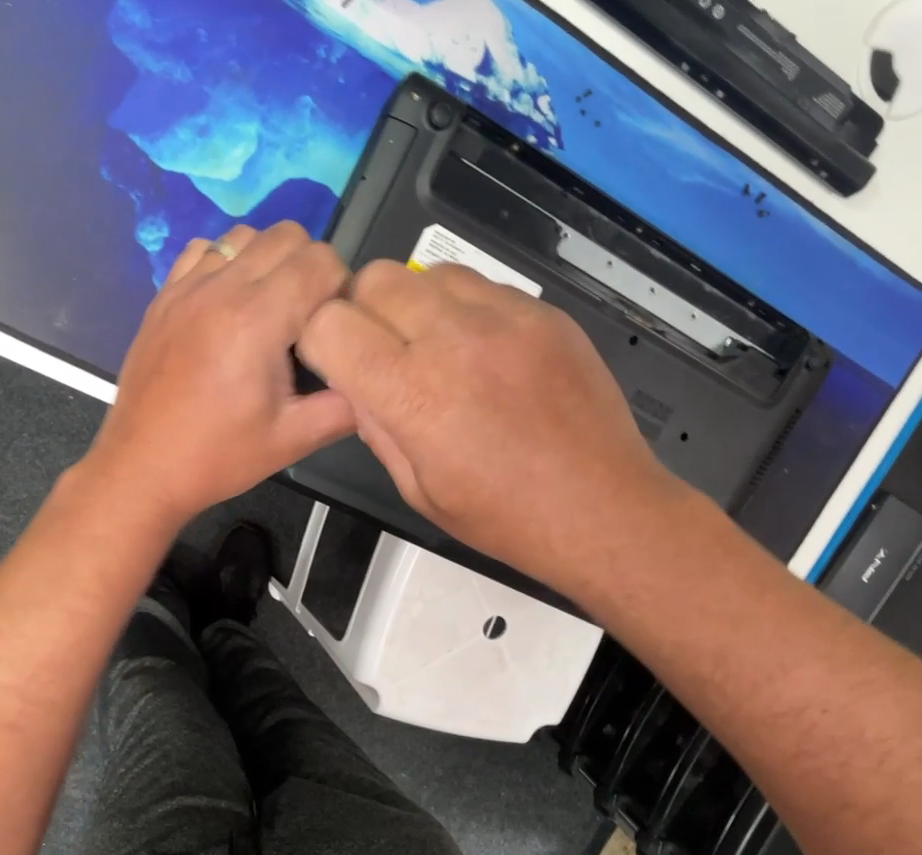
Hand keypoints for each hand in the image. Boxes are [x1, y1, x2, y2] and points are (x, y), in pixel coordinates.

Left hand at [80, 222, 354, 524]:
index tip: (334, 325)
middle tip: (308, 317)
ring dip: (269, 260)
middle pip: (287, 235)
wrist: (143, 468)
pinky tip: (229, 305)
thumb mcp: (293, 440)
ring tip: (270, 308)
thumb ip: (346, 406)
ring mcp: (186, 287)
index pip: (320, 261)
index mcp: (256, 320)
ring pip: (245, 235)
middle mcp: (220, 289)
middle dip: (311, 267)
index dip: (340, 288)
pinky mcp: (163, 296)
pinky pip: (204, 250)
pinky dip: (227, 262)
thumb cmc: (218, 456)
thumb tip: (374, 379)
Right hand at [297, 260, 685, 593]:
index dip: (320, 341)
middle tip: (382, 350)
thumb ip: (375, 427)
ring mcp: (504, 318)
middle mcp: (453, 341)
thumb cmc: (504, 515)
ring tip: (432, 346)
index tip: (336, 362)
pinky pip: (478, 283)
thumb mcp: (418, 489)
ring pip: (425, 271)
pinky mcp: (542, 311)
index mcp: (413, 395)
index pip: (329, 324)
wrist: (601, 507)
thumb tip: (355, 382)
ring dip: (412, 302)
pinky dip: (462, 307)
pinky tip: (480, 348)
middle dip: (361, 311)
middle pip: (372, 279)